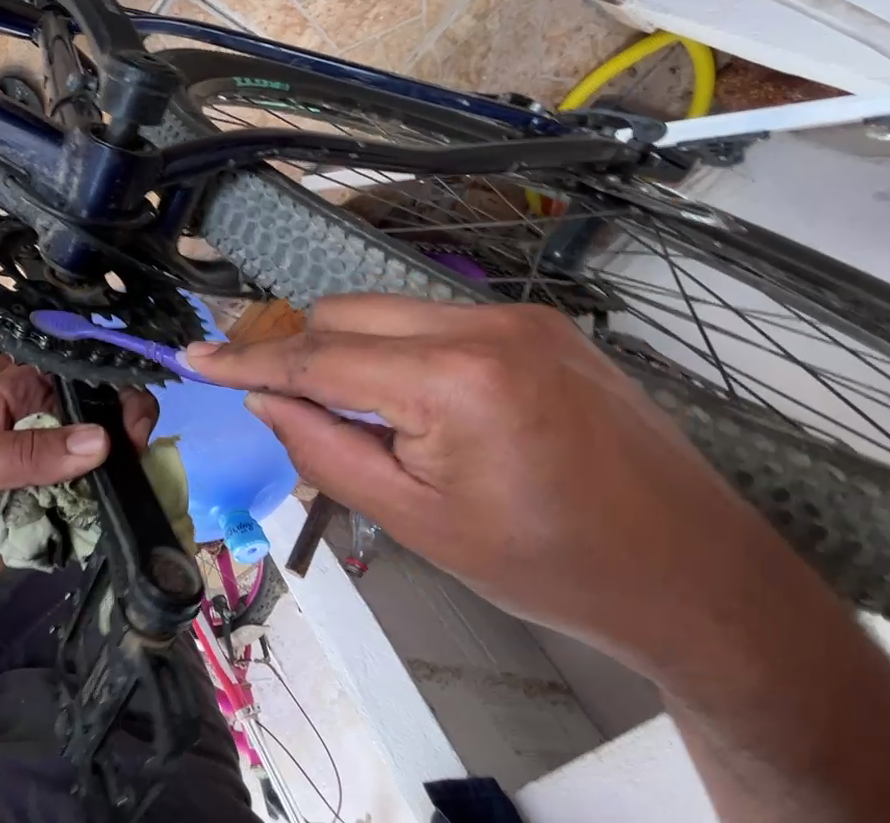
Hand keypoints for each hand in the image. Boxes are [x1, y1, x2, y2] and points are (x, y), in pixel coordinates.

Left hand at [0, 364, 157, 615]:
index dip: (104, 385)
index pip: (66, 378)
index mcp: (8, 400)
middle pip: (92, 419)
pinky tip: (133, 513)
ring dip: (122, 473)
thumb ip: (27, 454)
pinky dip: (109, 511)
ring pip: (97, 464)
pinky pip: (89, 506)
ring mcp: (44, 474)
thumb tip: (102, 441)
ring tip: (143, 486)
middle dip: (123, 429)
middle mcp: (33, 430)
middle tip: (140, 452)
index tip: (131, 412)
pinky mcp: (50, 514)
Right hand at [184, 294, 794, 659]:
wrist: (697, 578)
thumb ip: (323, 449)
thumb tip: (266, 401)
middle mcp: (487, 326)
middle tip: (280, 408)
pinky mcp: (542, 326)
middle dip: (300, 355)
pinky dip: (397, 353)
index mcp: (455, 380)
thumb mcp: (413, 521)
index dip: (246, 361)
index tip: (193, 360)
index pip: (317, 357)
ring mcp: (521, 318)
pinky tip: (412, 406)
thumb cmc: (550, 565)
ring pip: (386, 311)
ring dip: (349, 353)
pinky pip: (433, 321)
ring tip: (361, 422)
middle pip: (344, 314)